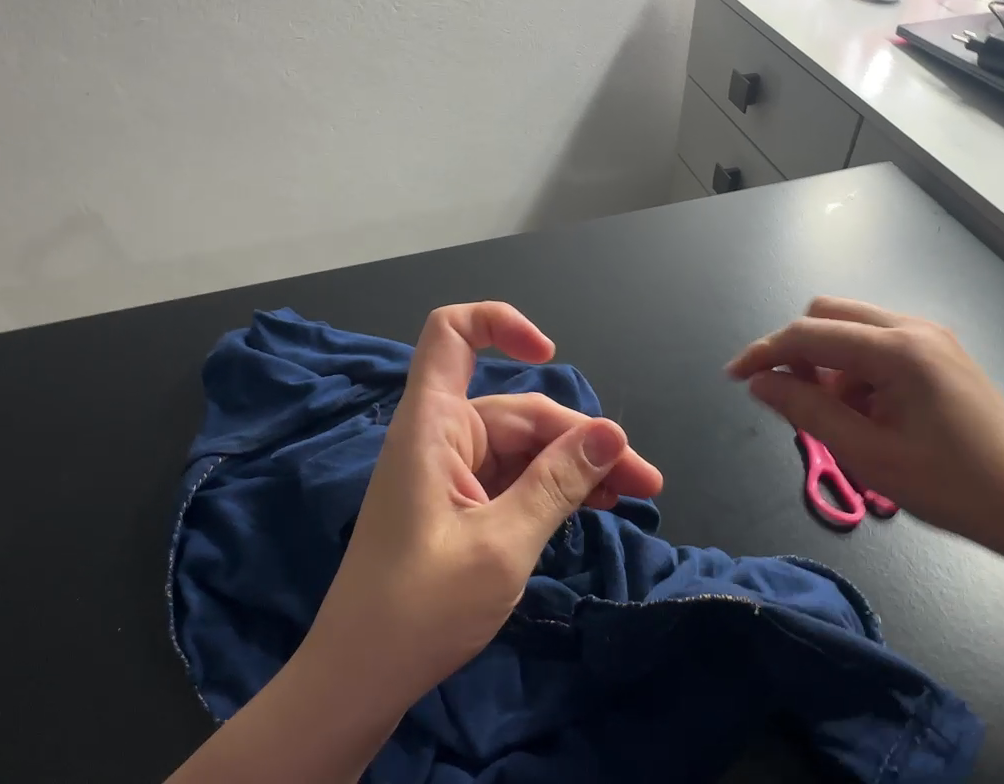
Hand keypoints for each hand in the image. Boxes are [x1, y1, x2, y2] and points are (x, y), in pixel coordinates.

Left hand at [300, 302, 663, 707]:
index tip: (550, 354)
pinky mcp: (457, 507)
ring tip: (633, 498)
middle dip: (581, 438)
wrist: (359, 680)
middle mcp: (441, 438)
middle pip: (518, 411)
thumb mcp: (501, 546)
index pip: (451, 335)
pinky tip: (595, 508)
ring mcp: (449, 474)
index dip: (499, 324)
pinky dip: (553, 489)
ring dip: (576, 468)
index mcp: (432, 426)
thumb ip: (557, 484)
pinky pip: (513, 480)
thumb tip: (612, 435)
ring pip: (523, 449)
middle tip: (644, 483)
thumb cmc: (419, 610)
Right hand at [726, 297, 1003, 556]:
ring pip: (853, 329)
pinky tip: (869, 416)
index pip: (809, 333)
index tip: (735, 378)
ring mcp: (932, 339)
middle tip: (792, 400)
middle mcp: (913, 329)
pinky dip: (856, 371)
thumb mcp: (868, 455)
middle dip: (798, 352)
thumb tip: (760, 382)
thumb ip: (806, 411)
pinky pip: (878, 345)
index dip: (765, 353)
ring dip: (829, 364)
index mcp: (897, 349)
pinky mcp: (941, 355)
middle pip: (829, 315)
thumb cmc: (953, 487)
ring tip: (839, 421)